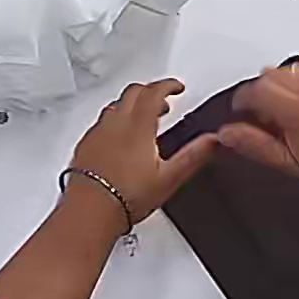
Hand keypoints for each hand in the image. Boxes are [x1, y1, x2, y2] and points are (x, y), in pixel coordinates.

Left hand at [68, 79, 216, 227]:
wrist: (88, 213)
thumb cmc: (125, 197)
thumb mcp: (169, 178)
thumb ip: (193, 156)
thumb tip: (213, 141)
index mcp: (138, 127)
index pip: (153, 92)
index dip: (167, 85)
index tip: (177, 87)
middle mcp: (115, 125)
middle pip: (132, 93)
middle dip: (150, 92)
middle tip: (163, 101)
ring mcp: (97, 134)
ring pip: (115, 106)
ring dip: (132, 105)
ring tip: (143, 118)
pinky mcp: (85, 146)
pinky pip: (101, 123)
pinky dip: (115, 121)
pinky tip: (119, 139)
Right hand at [215, 65, 298, 195]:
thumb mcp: (284, 162)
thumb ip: (252, 144)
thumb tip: (225, 133)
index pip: (258, 89)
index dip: (243, 100)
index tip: (242, 111)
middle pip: (268, 76)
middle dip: (259, 94)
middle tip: (266, 117)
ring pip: (282, 69)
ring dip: (276, 86)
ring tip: (286, 112)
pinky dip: (292, 81)